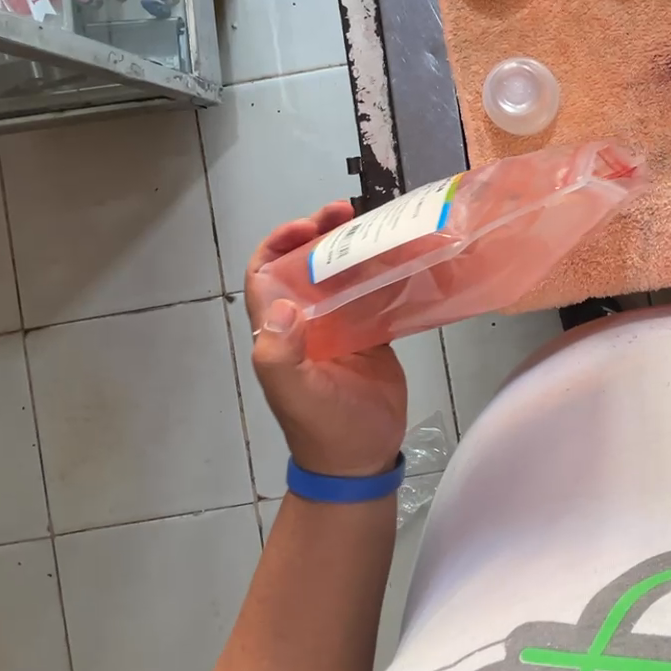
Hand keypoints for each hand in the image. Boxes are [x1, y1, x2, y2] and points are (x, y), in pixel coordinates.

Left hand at [245, 202, 406, 477]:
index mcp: (281, 330)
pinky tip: (404, 256)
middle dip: (323, 233)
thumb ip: (280, 356)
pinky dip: (384, 271)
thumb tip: (283, 307)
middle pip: (307, 264)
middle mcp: (307, 321)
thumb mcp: (297, 396)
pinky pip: (374, 292)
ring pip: (342, 274)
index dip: (279, 243)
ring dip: (356, 247)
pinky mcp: (371, 334)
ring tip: (381, 225)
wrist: (360, 460)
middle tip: (349, 211)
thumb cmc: (325, 428)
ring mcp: (340, 326)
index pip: (265, 274)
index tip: (308, 225)